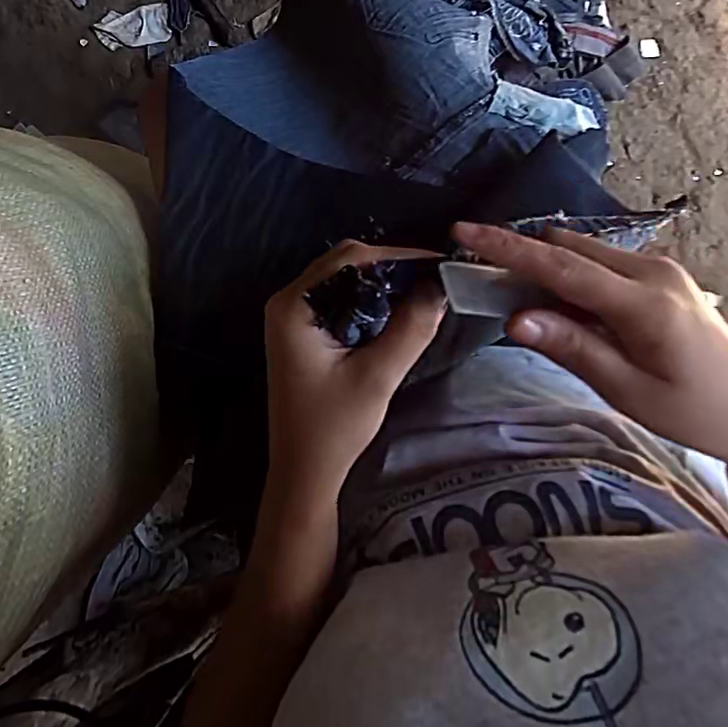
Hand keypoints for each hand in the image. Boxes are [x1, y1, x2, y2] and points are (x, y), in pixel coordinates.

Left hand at [264, 241, 446, 500]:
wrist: (304, 470)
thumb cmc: (334, 428)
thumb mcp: (377, 377)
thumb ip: (410, 329)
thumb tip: (439, 287)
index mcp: (294, 306)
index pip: (350, 259)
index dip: (397, 256)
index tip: (437, 263)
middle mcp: (288, 301)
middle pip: (344, 262)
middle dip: (390, 265)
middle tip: (432, 276)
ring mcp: (292, 315)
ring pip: (343, 278)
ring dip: (381, 280)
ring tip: (421, 288)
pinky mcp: (302, 329)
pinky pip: (340, 297)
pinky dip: (369, 297)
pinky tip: (396, 308)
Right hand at [452, 222, 727, 472]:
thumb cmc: (695, 413)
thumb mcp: (628, 391)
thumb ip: (572, 347)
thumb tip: (514, 318)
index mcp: (645, 305)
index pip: (562, 267)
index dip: (508, 248)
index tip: (465, 231)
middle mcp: (653, 272)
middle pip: (568, 250)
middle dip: (519, 254)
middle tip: (478, 272)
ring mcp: (661, 269)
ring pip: (583, 251)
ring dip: (544, 264)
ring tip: (512, 291)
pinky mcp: (661, 275)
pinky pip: (601, 262)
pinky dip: (569, 273)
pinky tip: (558, 302)